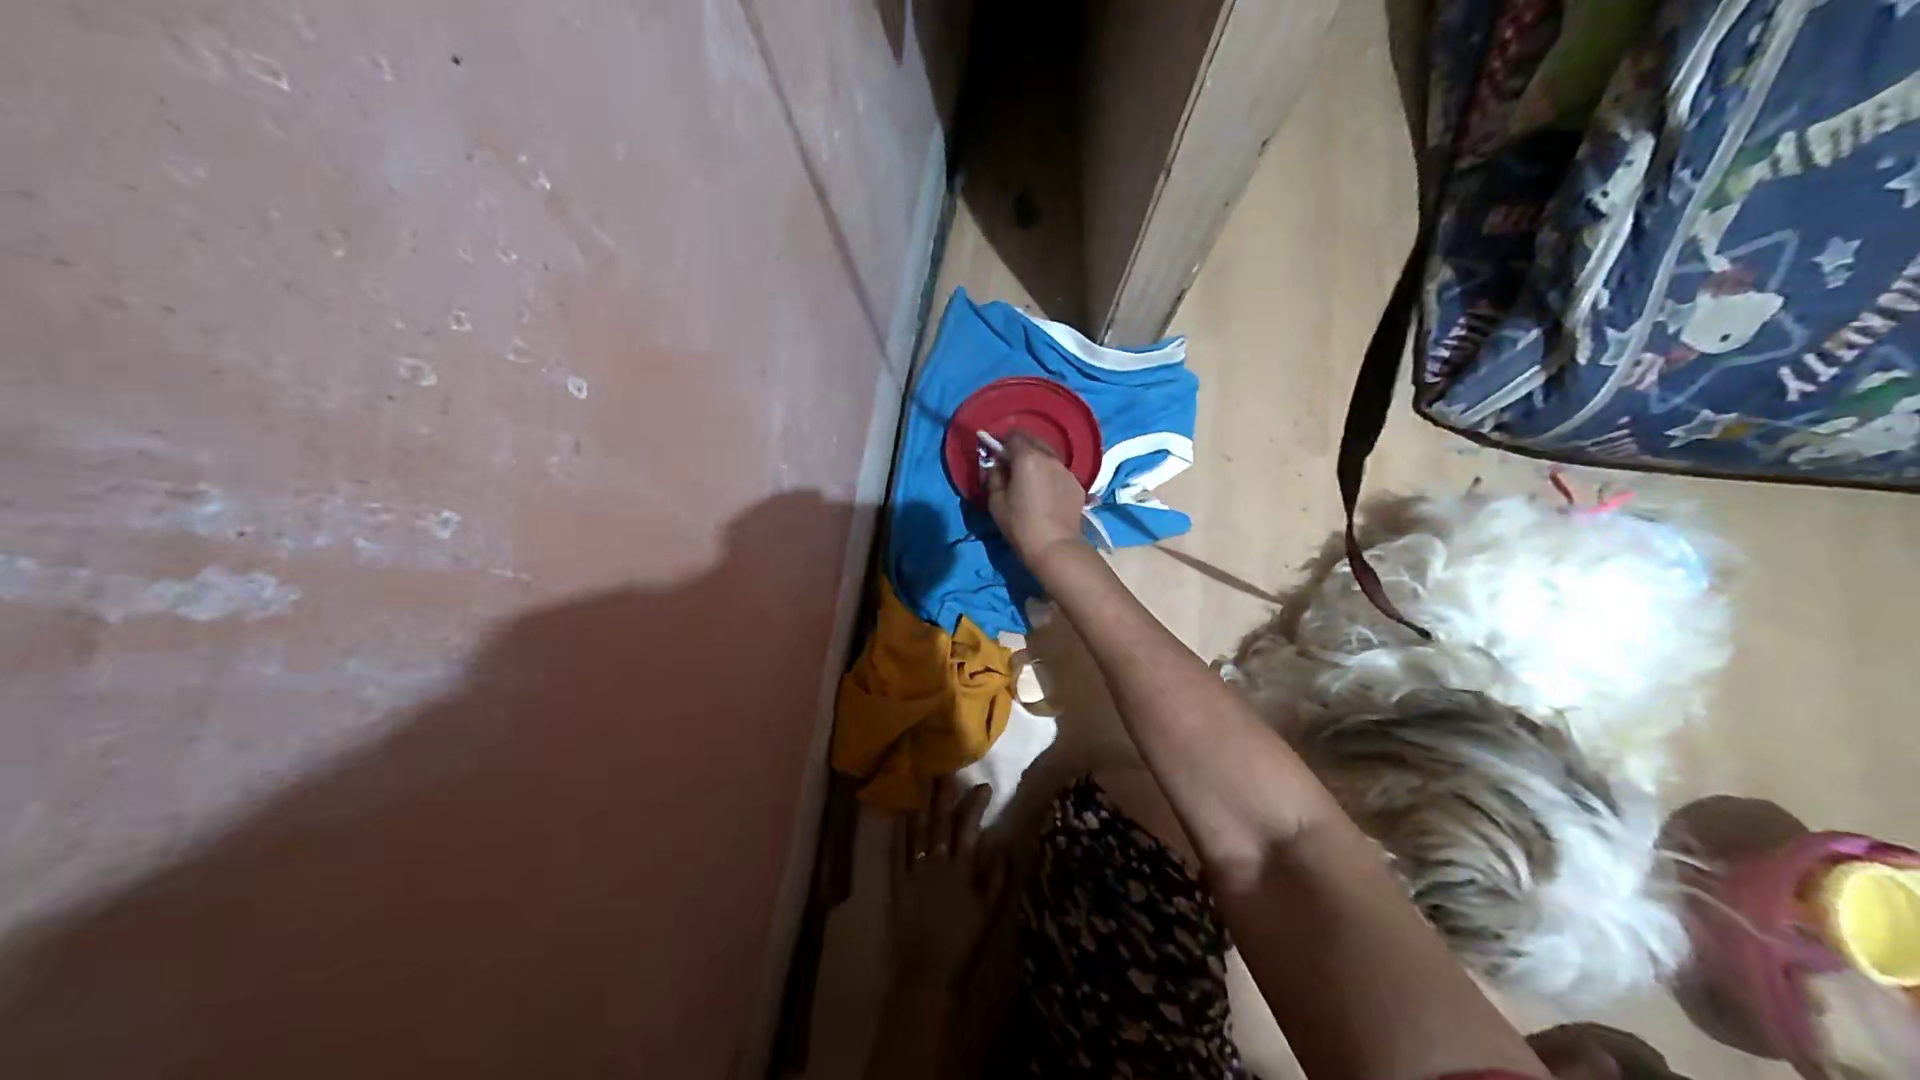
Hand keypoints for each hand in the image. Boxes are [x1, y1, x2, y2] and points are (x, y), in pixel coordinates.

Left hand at [888, 778, 1006, 987]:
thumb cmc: (963, 942)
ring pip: (918, 828)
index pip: (969, 827)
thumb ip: (996, 876)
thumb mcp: (989, 912)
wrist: (926, 973)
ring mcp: (914, 870)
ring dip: (922, 802)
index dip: (975, 804)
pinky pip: (897, 848)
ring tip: (923, 778)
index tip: (983, 785)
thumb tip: (1000, 841)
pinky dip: (900, 828)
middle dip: (945, 793)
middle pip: (941, 821)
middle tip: (946, 767)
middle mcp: (937, 863)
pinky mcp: (896, 881)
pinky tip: (902, 809)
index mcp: (962, 870)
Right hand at [984, 434, 1087, 568]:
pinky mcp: (1077, 485)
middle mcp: (1049, 457)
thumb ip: (994, 476)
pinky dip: (1050, 475)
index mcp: (1026, 457)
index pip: (1013, 436)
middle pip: (1033, 441)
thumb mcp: (995, 501)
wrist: (1055, 546)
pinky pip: (1059, 472)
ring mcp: (1066, 470)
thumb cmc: (1019, 524)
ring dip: (1037, 460)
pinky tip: (1046, 492)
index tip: (996, 453)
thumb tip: (998, 465)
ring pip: (1049, 456)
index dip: (1002, 442)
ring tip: (1030, 478)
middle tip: (1011, 464)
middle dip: (1020, 448)